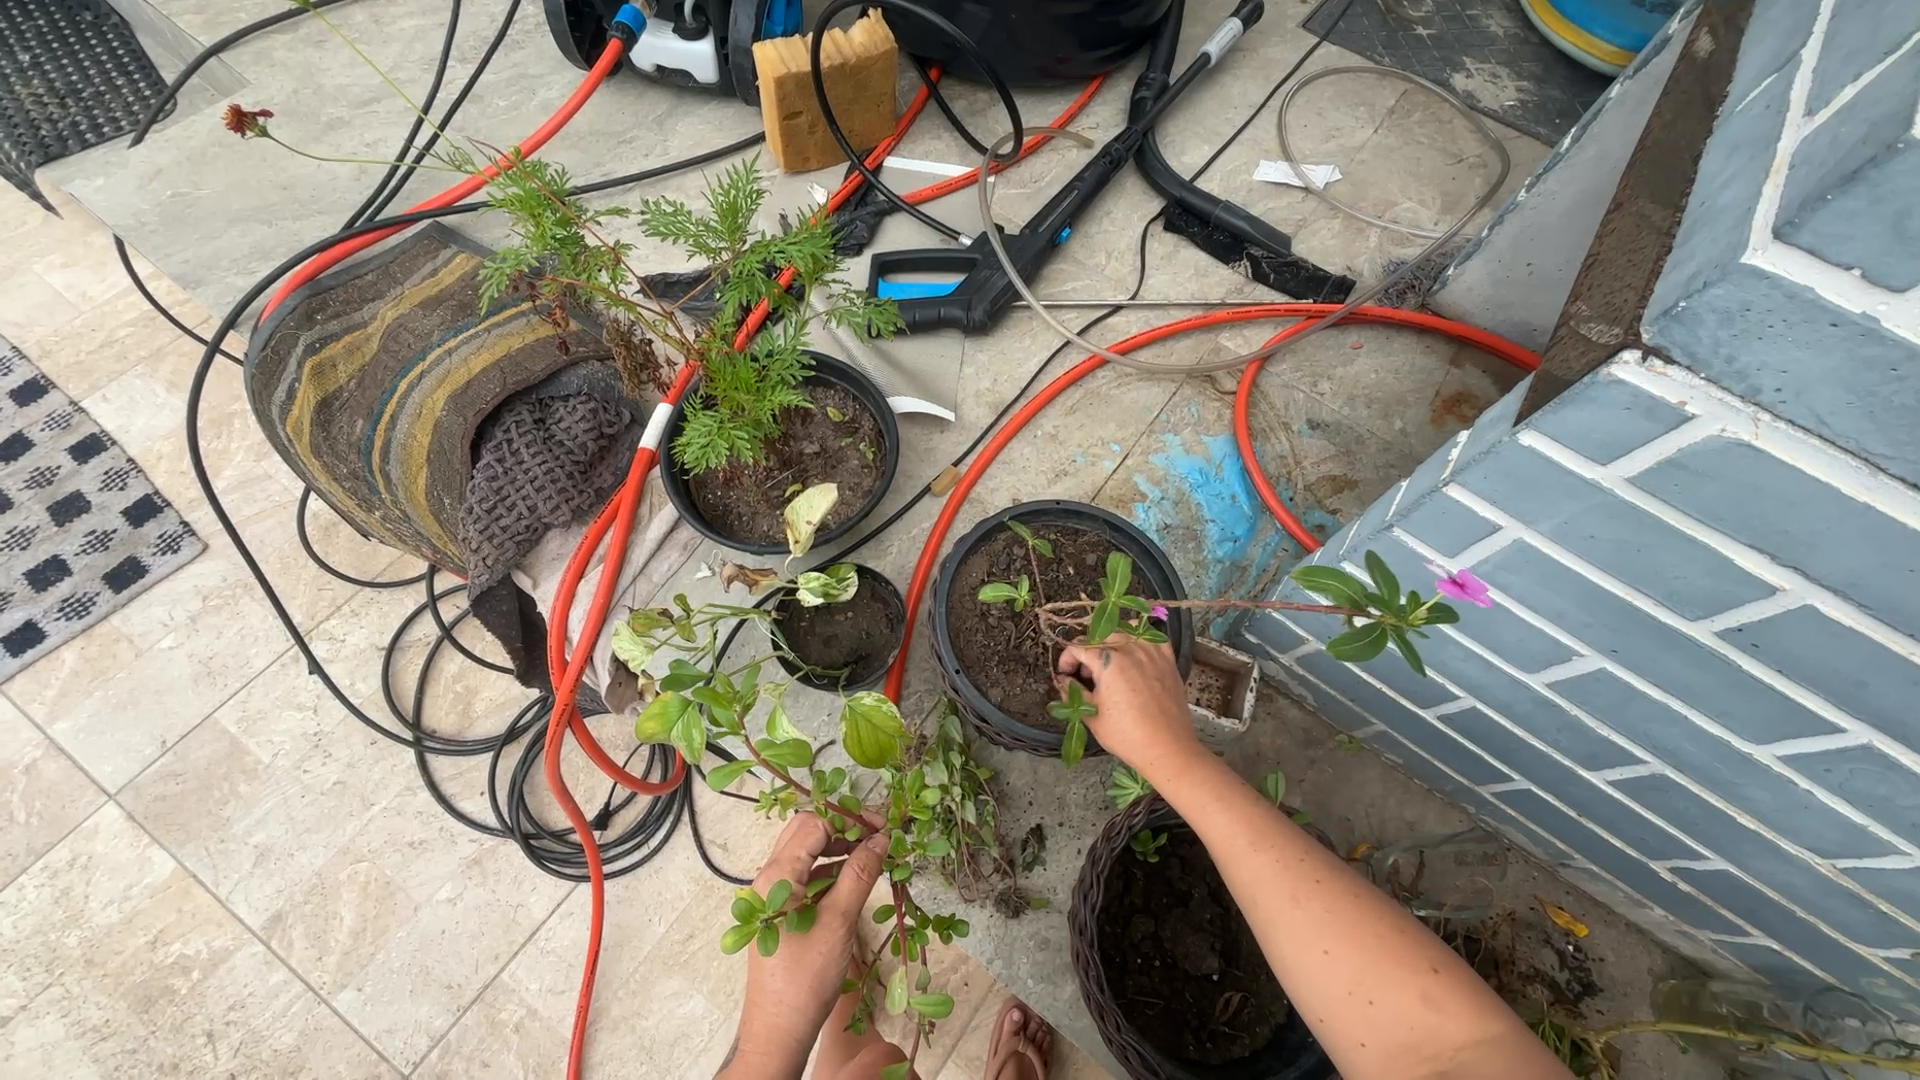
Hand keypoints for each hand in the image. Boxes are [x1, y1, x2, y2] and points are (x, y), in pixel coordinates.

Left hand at [723, 814, 887, 1078]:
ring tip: (873, 853)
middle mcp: (769, 876)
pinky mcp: (781, 911)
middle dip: (843, 827)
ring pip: (806, 853)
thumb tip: (881, 838)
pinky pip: (805, 876)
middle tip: (877, 834)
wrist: (779, 1030)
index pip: (815, 824)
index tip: (883, 824)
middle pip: (806, 832)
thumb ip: (860, 874)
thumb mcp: (839, 921)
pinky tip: (855, 878)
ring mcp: (773, 894)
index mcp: (777, 874)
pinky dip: (830, 870)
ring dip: (838, 848)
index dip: (850, 819)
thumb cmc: (806, 978)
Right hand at [1055, 635, 1202, 782]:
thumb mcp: (1091, 715)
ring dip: (1110, 644)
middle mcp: (1129, 649)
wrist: (1167, 748)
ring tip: (1109, 665)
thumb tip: (1063, 680)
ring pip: (1123, 632)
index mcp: (1107, 661)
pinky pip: (1150, 637)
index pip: (1078, 647)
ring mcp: (1150, 652)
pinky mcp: (1167, 659)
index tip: (1065, 674)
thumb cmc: (1127, 735)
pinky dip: (1138, 641)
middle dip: (1087, 653)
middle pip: (1099, 637)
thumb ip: (1073, 692)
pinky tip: (1134, 656)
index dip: (1066, 659)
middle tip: (1086, 677)